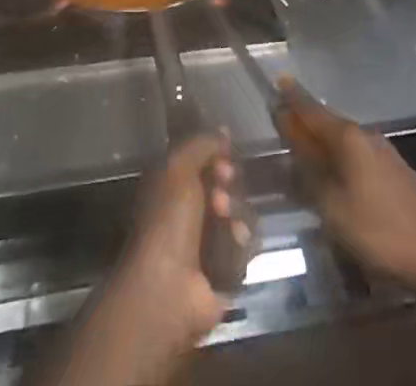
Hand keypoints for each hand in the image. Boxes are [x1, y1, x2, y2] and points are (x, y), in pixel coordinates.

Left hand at [46, 134, 241, 385]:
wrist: (169, 286)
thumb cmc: (168, 220)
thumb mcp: (178, 168)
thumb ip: (202, 144)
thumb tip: (224, 130)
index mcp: (173, 187)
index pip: (207, 163)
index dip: (218, 157)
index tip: (223, 157)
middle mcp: (191, 212)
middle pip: (228, 187)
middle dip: (229, 185)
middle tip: (220, 189)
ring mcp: (210, 242)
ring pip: (242, 214)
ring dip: (236, 213)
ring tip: (224, 221)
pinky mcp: (228, 268)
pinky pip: (248, 245)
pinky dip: (240, 243)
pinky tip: (232, 245)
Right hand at [274, 80, 415, 293]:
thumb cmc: (376, 231)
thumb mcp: (330, 204)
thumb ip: (308, 168)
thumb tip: (292, 138)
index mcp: (349, 138)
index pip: (313, 110)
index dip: (294, 97)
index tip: (279, 80)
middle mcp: (367, 137)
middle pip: (329, 122)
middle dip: (306, 119)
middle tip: (283, 117)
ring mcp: (385, 153)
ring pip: (345, 139)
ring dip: (323, 138)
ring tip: (303, 144)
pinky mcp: (397, 171)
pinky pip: (358, 153)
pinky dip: (340, 154)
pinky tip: (334, 169)